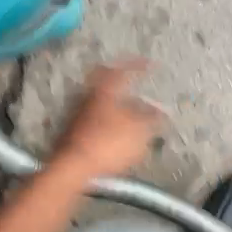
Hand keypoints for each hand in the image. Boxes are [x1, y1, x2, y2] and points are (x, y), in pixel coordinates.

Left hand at [48, 60, 163, 181]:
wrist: (72, 167)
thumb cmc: (108, 144)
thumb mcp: (139, 132)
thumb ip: (152, 119)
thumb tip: (162, 112)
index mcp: (106, 89)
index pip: (124, 69)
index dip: (138, 65)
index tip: (150, 64)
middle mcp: (89, 94)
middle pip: (103, 77)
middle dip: (117, 75)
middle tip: (128, 76)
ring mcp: (76, 110)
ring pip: (95, 95)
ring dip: (110, 96)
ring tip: (123, 104)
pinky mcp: (69, 128)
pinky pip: (90, 112)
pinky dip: (102, 114)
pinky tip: (109, 125)